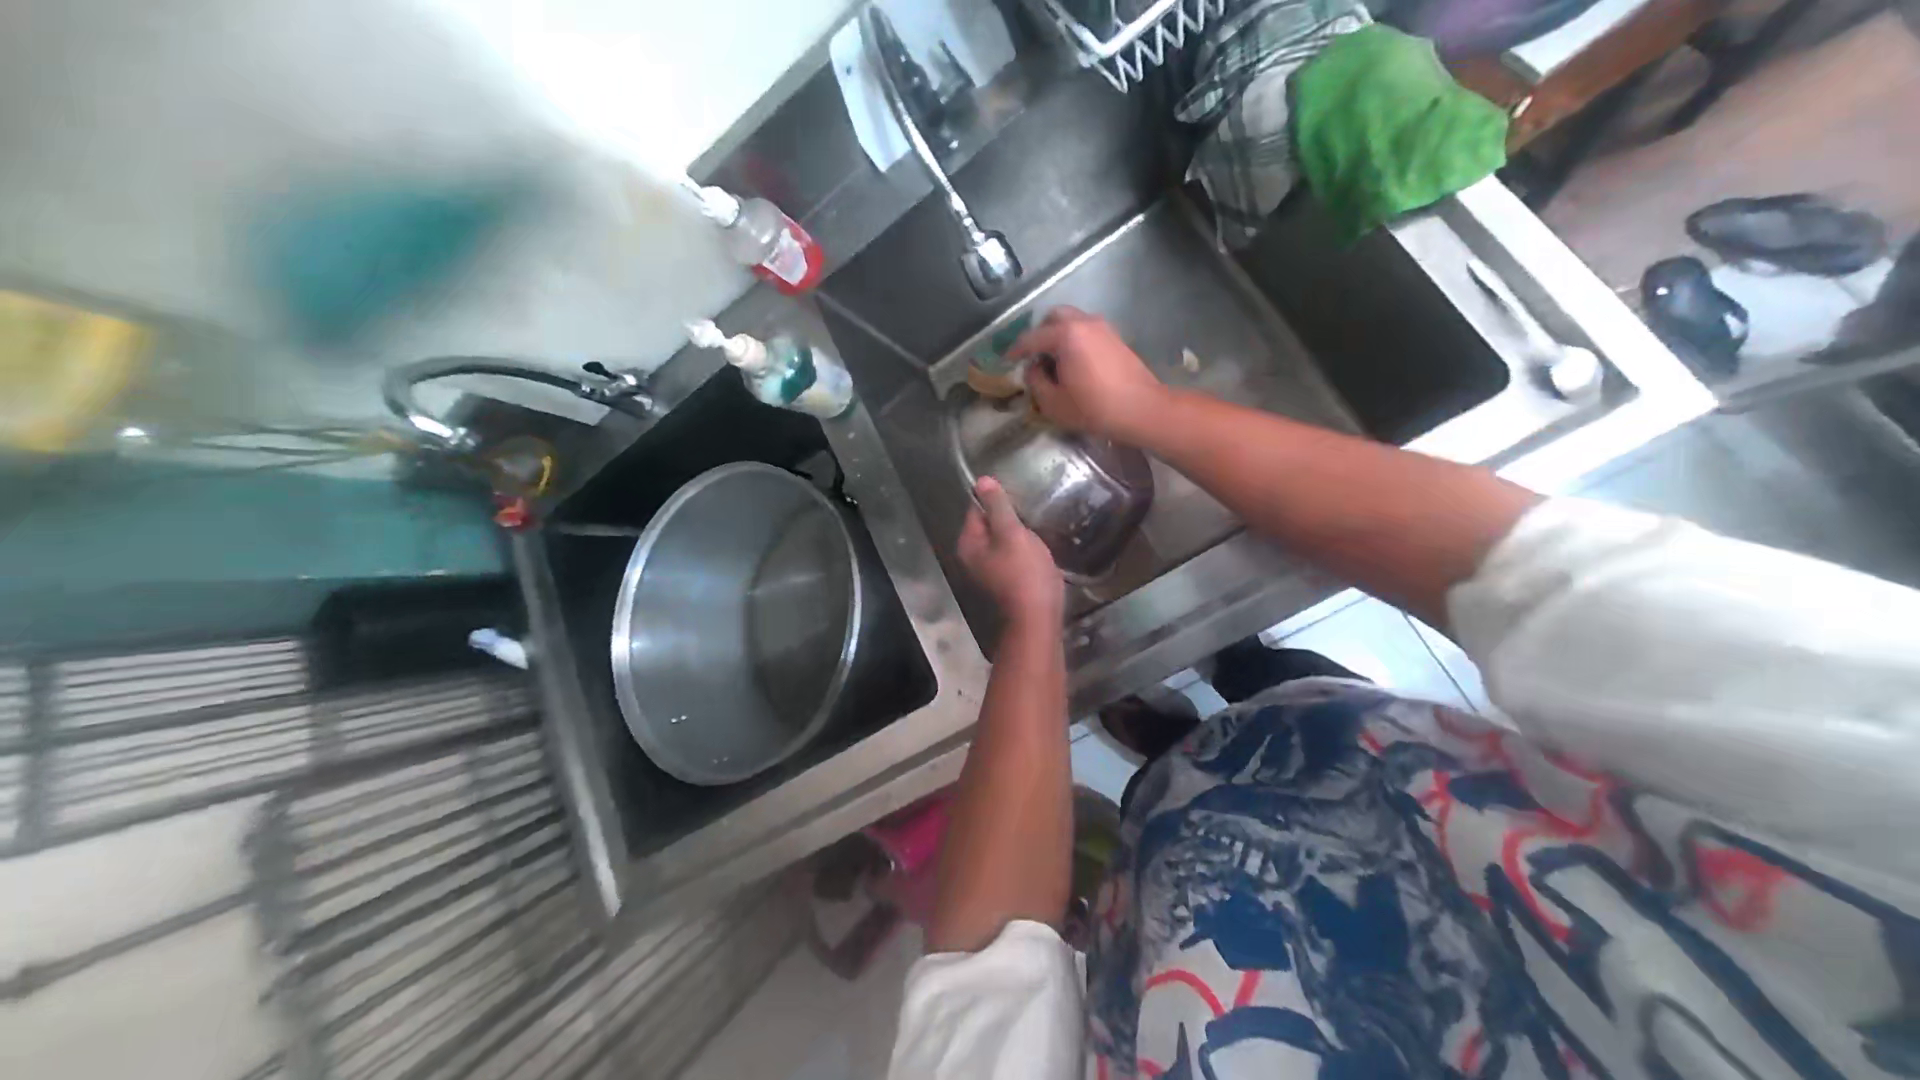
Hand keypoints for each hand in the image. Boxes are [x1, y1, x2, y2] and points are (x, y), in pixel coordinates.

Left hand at [957, 477, 1063, 628]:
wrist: (1037, 619)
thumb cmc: (1024, 573)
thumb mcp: (1011, 533)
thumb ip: (997, 506)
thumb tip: (981, 480)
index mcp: (969, 543)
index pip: (976, 508)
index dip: (996, 498)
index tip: (1018, 493)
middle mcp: (972, 556)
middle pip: (989, 524)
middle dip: (1009, 515)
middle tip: (1032, 507)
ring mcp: (989, 570)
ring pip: (1002, 540)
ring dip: (1019, 532)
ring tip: (1038, 523)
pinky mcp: (1006, 580)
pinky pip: (1012, 556)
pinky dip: (1023, 549)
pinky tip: (1039, 546)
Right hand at [1006, 306, 1169, 443]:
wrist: (1142, 409)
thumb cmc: (1094, 408)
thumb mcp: (1053, 403)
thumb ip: (1035, 382)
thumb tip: (1033, 368)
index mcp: (1065, 335)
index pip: (1031, 338)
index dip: (1015, 350)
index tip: (1007, 360)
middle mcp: (1084, 323)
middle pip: (1054, 317)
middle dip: (1039, 334)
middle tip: (1033, 356)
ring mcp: (1103, 328)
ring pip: (1072, 321)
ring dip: (1058, 335)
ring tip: (1054, 361)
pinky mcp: (1116, 338)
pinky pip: (1087, 331)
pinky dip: (1075, 340)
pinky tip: (1074, 363)